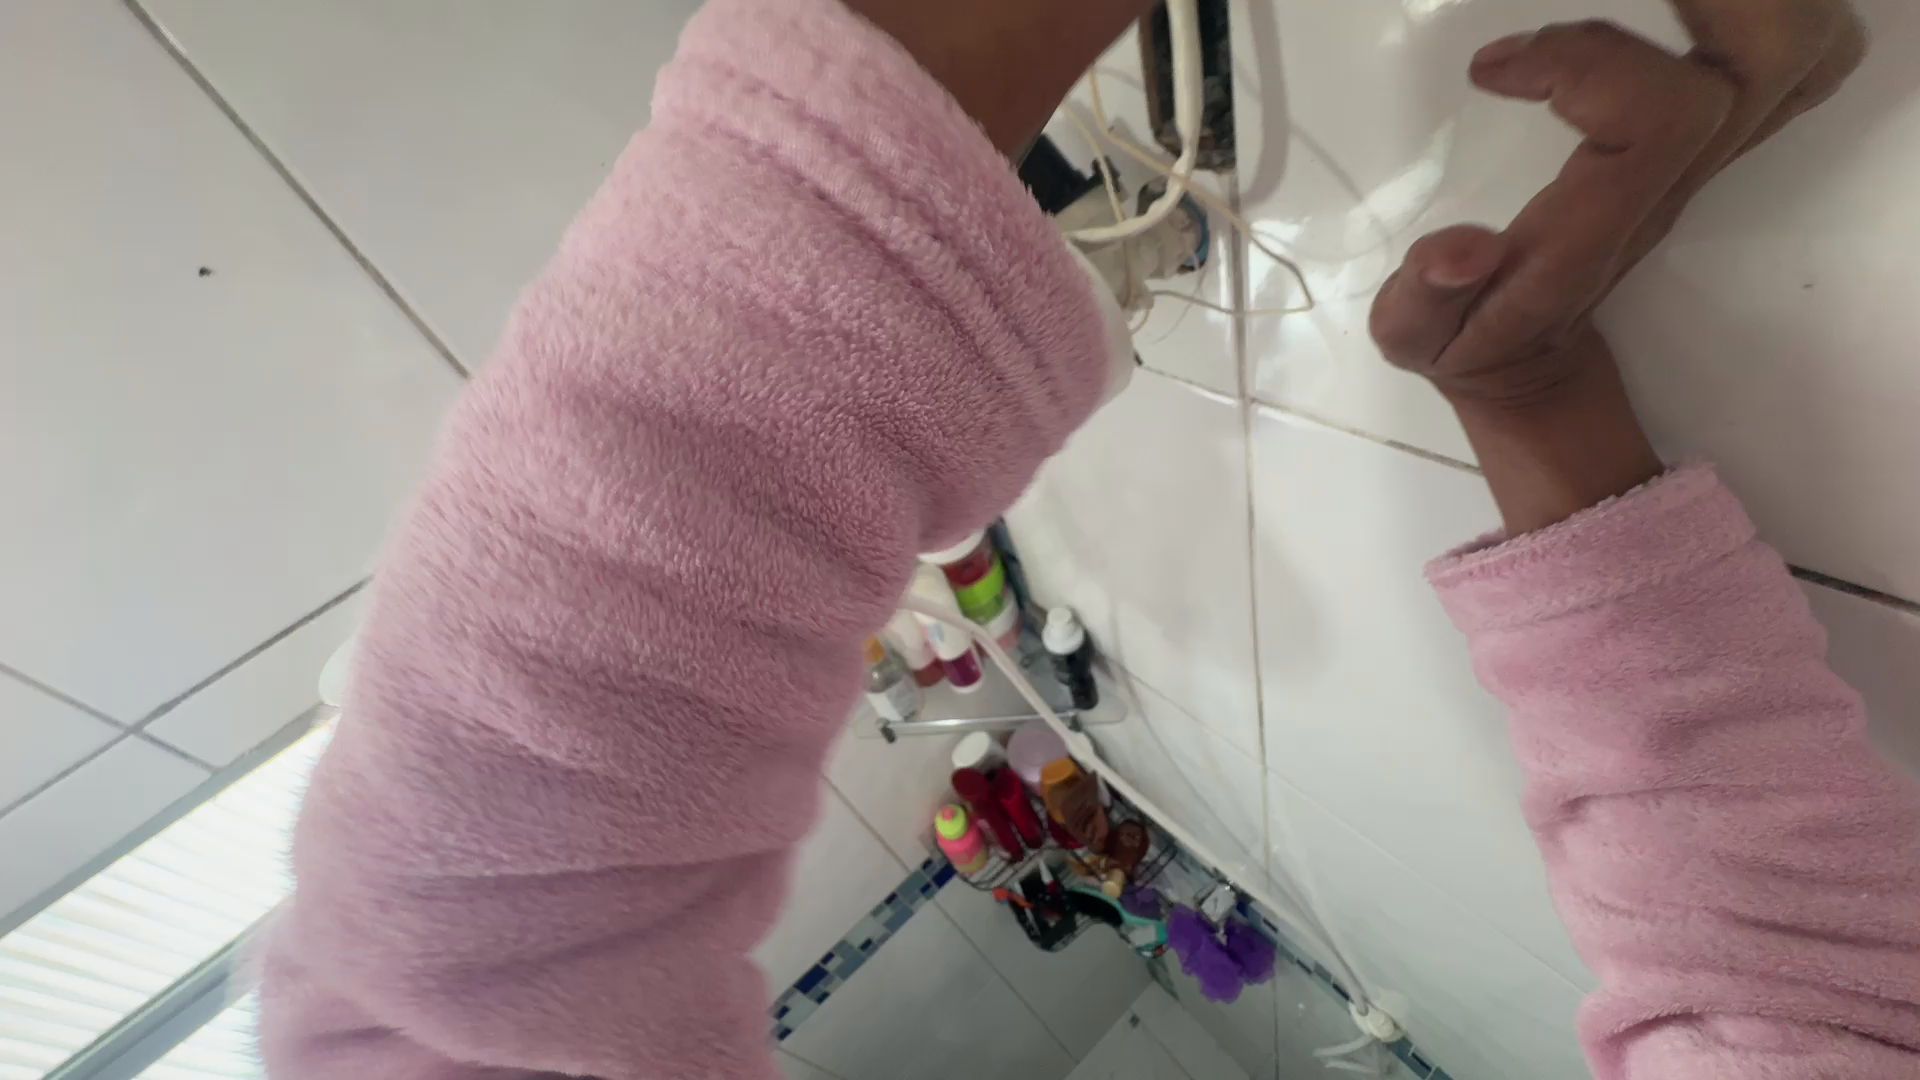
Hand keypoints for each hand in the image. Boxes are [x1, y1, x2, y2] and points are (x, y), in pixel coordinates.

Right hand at [1371, 3, 1865, 405]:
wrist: (1525, 363)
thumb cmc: (1465, 343)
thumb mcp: (1411, 335)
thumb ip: (1423, 297)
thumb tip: (1458, 248)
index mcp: (1589, 230)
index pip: (1654, 116)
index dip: (1582, 62)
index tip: (1490, 65)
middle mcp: (1663, 190)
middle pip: (1764, 61)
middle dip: (1703, 0)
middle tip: (1586, 2)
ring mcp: (1695, 169)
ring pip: (1798, 52)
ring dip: (1739, 2)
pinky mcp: (1698, 154)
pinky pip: (1791, 66)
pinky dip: (1759, 21)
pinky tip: (1686, 20)